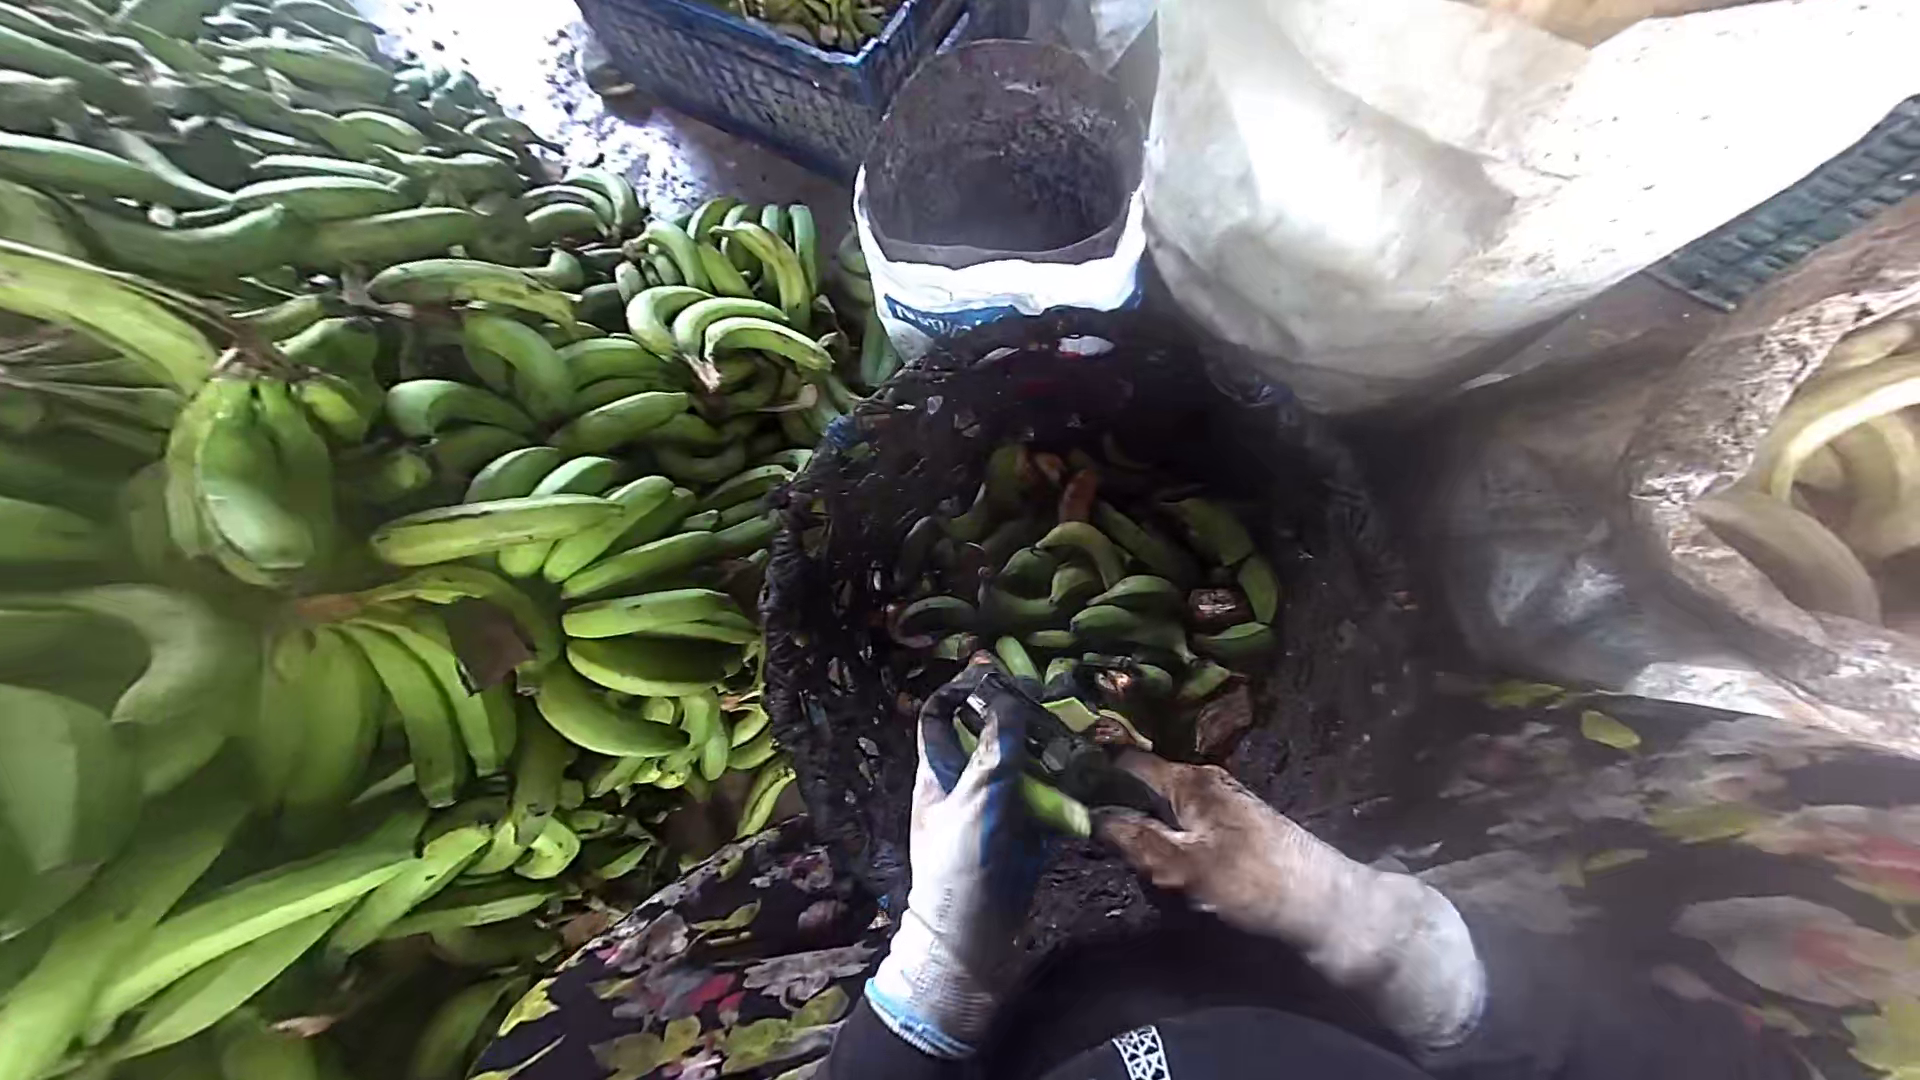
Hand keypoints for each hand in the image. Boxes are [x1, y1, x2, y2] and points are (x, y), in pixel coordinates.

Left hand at [866, 660, 1042, 1057]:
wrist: (970, 944)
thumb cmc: (959, 864)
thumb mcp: (975, 799)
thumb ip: (994, 750)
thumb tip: (1008, 700)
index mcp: (940, 769)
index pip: (940, 715)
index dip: (959, 691)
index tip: (990, 672)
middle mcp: (967, 781)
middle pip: (988, 735)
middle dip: (1015, 717)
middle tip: (1050, 700)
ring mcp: (996, 807)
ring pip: (1021, 765)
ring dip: (1046, 751)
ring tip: (1076, 734)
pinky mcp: (1023, 832)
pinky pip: (1045, 800)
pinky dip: (1064, 789)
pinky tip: (1087, 778)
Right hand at [1095, 752, 1485, 1049]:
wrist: (1331, 911)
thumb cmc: (1254, 882)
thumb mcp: (1184, 866)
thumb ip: (1133, 838)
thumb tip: (1089, 816)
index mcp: (1187, 779)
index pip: (1126, 760)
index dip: (1094, 769)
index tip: (1065, 786)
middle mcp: (1200, 782)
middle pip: (1141, 789)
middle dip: (1124, 818)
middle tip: (1112, 850)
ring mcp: (1217, 805)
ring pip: (1161, 815)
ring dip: (1149, 841)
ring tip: (1154, 876)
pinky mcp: (1230, 830)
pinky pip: (1182, 832)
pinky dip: (1171, 851)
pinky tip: (1178, 880)